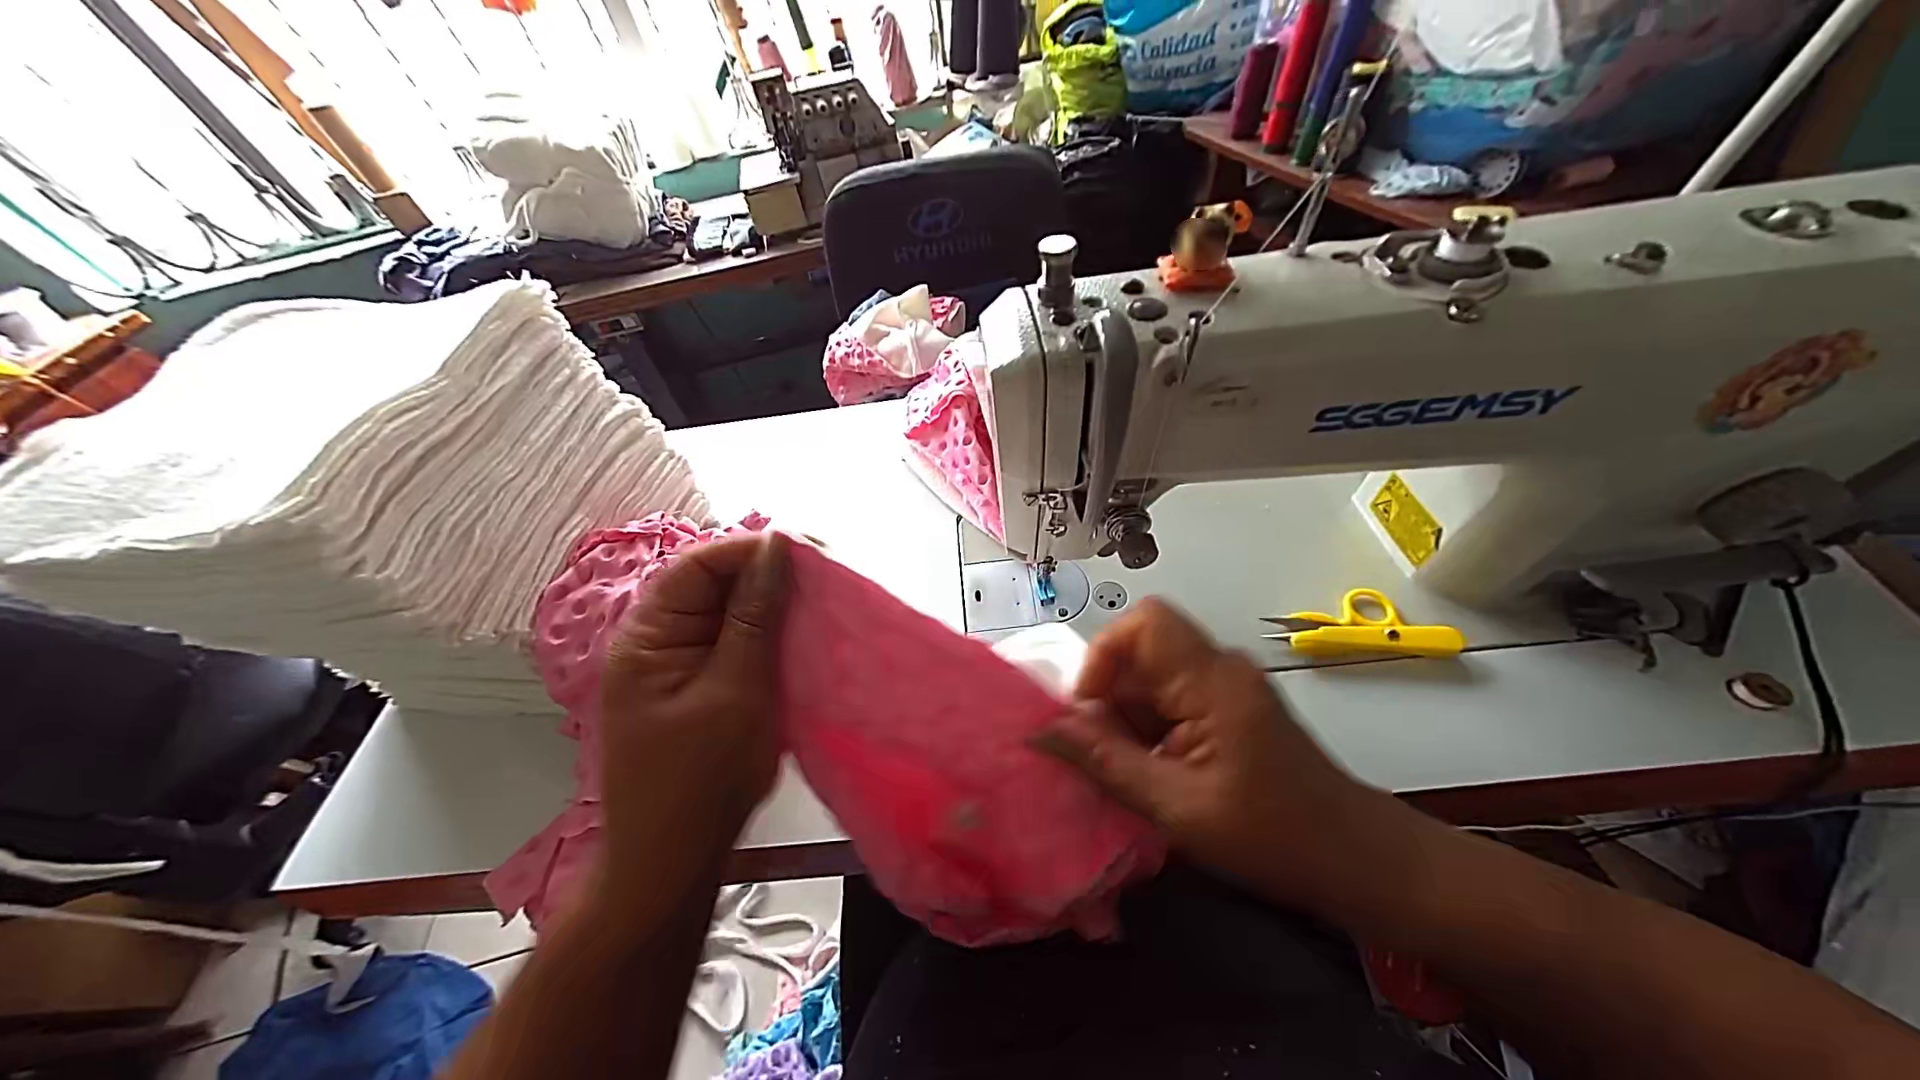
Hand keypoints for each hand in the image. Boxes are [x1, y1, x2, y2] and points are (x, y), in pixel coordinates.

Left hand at [598, 532, 791, 901]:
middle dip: (765, 577)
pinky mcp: (699, 687)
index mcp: (647, 637)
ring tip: (817, 604)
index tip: (807, 550)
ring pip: (728, 613)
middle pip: (713, 585)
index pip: (699, 566)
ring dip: (771, 607)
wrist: (675, 862)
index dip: (750, 550)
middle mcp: (656, 642)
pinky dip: (767, 637)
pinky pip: (735, 644)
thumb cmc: (701, 781)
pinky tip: (798, 639)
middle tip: (822, 578)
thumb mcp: (737, 690)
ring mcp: (677, 666)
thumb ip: (756, 616)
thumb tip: (775, 547)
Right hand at [1036, 598, 1382, 908]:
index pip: (1144, 622)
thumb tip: (1040, 730)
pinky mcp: (1229, 704)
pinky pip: (1171, 698)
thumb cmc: (1273, 837)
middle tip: (1111, 761)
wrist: (1358, 860)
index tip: (1092, 712)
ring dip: (1130, 722)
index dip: (1104, 655)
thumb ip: (1104, 762)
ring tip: (1141, 776)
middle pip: (1141, 653)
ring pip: (1151, 678)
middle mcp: (1221, 668)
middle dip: (1112, 702)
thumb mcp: (1176, 807)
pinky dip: (1151, 730)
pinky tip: (1161, 775)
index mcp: (1214, 682)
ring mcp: (1227, 685)